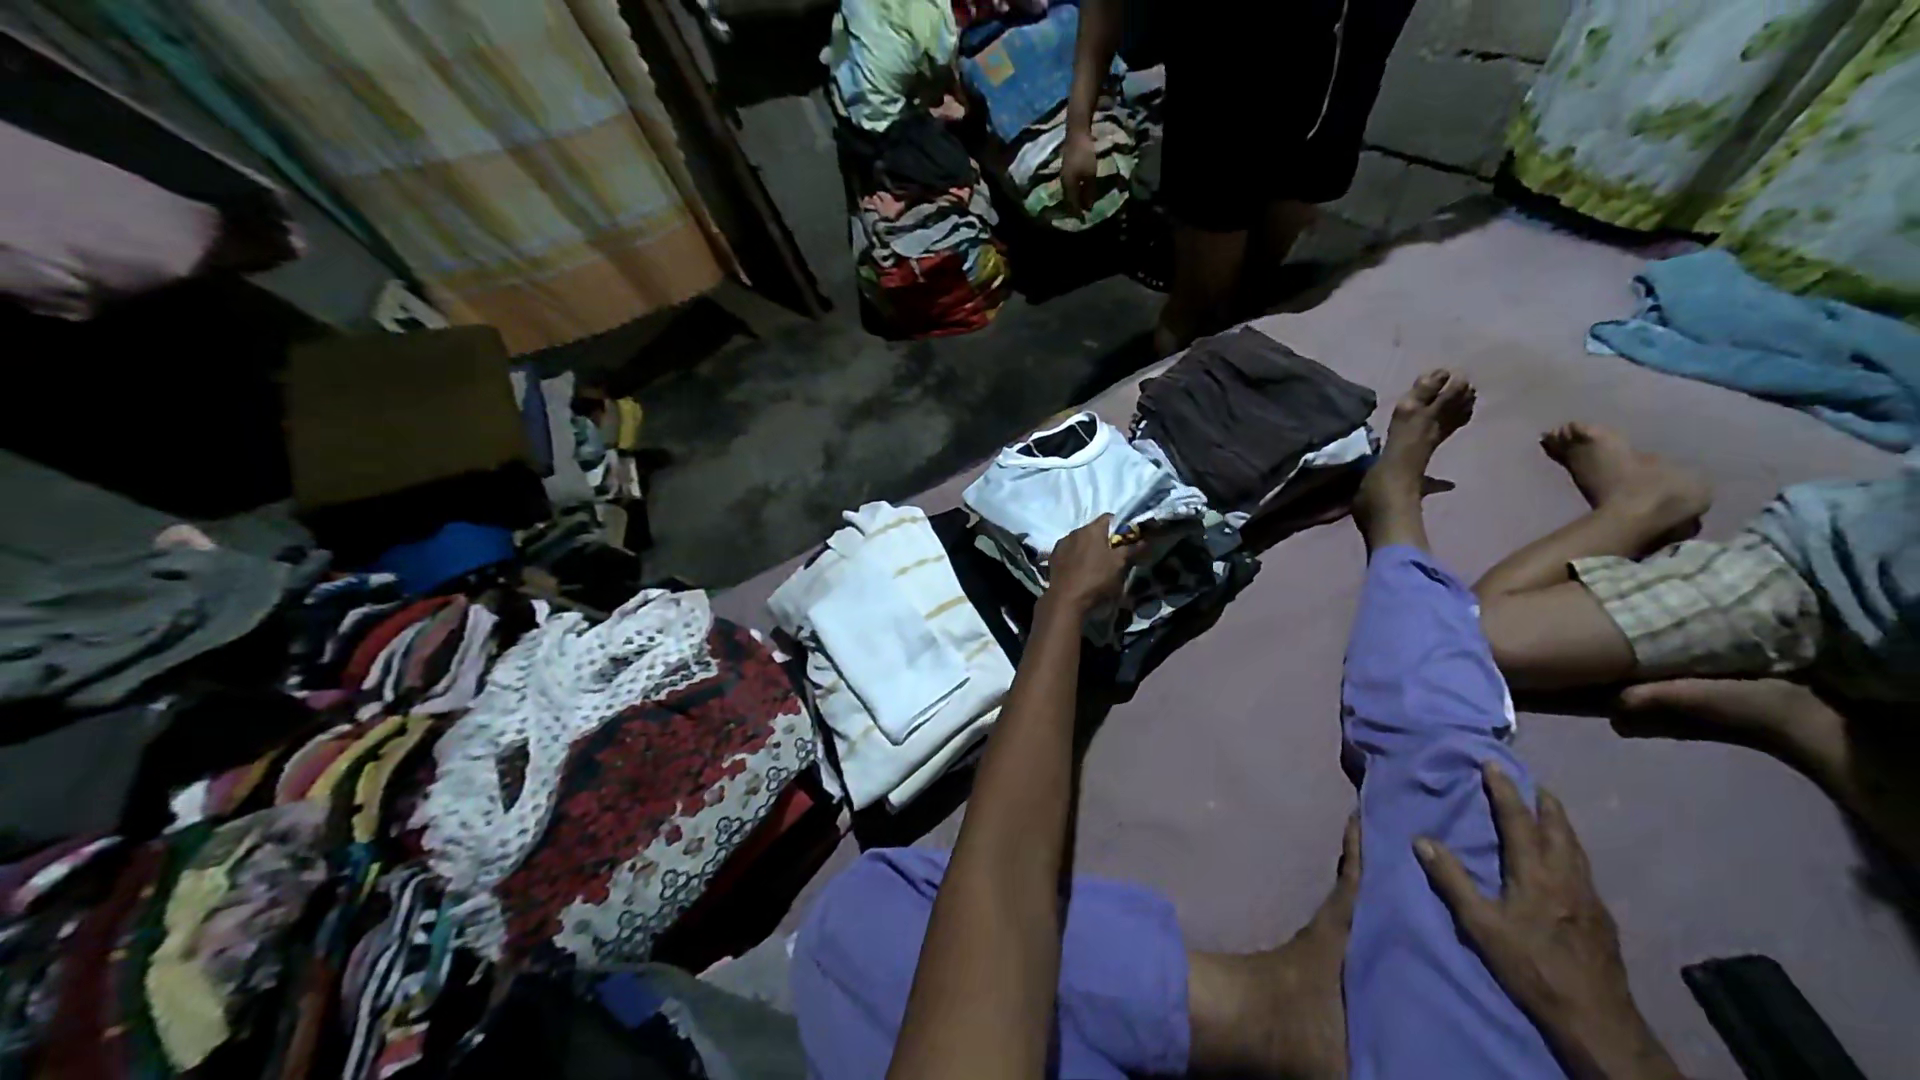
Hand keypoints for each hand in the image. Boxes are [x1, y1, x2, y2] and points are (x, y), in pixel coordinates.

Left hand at [1045, 515, 1135, 614]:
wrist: (1067, 601)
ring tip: (1096, 565)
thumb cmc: (1097, 579)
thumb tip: (1144, 540)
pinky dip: (1076, 557)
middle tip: (1113, 556)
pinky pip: (1069, 552)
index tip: (1127, 541)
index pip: (1110, 518)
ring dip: (1089, 548)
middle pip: (1094, 530)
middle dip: (1104, 539)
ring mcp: (1061, 544)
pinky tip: (1080, 571)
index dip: (1121, 527)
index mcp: (1092, 529)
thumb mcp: (1120, 564)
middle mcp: (1074, 531)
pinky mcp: (1054, 558)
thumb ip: (1132, 549)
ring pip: (1080, 541)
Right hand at [1061, 127, 1097, 213]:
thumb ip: (1089, 191)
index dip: (1077, 213)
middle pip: (1068, 199)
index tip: (1083, 220)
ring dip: (1074, 198)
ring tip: (1080, 204)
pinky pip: (1070, 184)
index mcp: (1068, 186)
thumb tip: (1088, 207)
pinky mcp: (1066, 168)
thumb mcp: (1090, 174)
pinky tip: (1079, 190)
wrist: (1077, 133)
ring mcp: (1063, 174)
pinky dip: (1075, 189)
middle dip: (1074, 207)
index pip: (1071, 205)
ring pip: (1069, 191)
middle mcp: (1063, 182)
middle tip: (1081, 214)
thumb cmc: (1084, 154)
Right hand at [1415, 764, 1683, 1079]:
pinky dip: (1569, 849)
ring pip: (1576, 848)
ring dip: (1560, 823)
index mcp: (1537, 875)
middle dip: (1543, 802)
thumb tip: (1422, 840)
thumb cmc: (1530, 966)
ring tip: (1548, 810)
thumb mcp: (1480, 925)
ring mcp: (1590, 897)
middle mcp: (1567, 877)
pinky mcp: (1601, 917)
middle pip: (1558, 829)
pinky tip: (1563, 860)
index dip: (1504, 791)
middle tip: (1530, 782)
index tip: (1493, 764)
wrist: (1595, 1017)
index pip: (1518, 821)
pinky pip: (1582, 868)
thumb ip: (1452, 880)